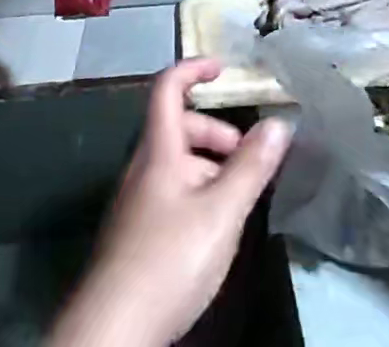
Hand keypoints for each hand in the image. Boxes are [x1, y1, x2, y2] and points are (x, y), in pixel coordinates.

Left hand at [48, 59, 293, 346]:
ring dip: (212, 167)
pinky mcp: (136, 233)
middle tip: (248, 161)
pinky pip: (172, 191)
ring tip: (239, 199)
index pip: (168, 88)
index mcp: (158, 151)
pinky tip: (215, 228)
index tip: (224, 69)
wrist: (109, 336)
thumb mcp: (221, 212)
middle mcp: (142, 168)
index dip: (194, 69)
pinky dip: (199, 192)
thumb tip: (279, 123)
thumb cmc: (167, 260)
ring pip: (178, 163)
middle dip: (219, 134)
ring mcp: (136, 202)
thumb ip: (252, 166)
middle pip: (180, 127)